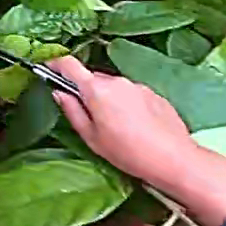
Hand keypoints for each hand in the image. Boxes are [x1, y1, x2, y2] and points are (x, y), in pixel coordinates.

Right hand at [44, 55, 225, 225]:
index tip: (48, 70)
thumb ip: (71, 110)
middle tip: (86, 113)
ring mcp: (138, 86)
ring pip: (112, 86)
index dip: (54, 64)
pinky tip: (133, 125)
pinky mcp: (155, 94)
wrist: (177, 161)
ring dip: (106, 97)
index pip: (68, 64)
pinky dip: (125, 103)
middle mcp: (117, 81)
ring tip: (113, 123)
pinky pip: (130, 93)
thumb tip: (59, 93)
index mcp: (96, 89)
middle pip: (91, 78)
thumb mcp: (90, 136)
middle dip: (84, 90)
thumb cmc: (127, 152)